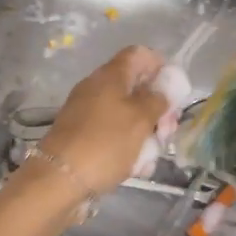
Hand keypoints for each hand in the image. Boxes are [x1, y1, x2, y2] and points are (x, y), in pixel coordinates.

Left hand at [35, 46, 172, 196]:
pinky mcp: (85, 137)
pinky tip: (136, 168)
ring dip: (145, 133)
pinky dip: (128, 148)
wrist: (59, 180)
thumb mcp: (140, 119)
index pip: (138, 55)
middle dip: (157, 109)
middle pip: (136, 88)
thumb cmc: (105, 143)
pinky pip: (114, 136)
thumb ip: (157, 98)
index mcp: (110, 75)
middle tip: (167, 131)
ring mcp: (89, 113)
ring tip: (150, 157)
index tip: (175, 91)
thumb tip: (165, 85)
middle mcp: (97, 89)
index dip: (160, 66)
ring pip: (128, 116)